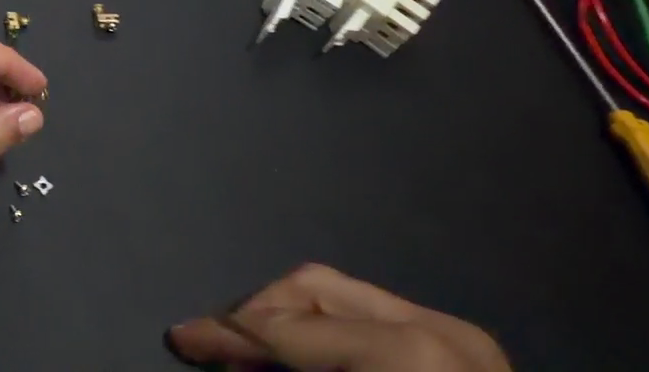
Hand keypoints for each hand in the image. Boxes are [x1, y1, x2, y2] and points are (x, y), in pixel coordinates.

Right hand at [167, 263, 510, 370]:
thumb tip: (232, 359)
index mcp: (406, 353)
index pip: (288, 330)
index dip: (225, 334)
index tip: (180, 336)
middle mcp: (432, 324)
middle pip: (311, 288)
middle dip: (257, 313)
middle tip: (218, 348)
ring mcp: (456, 332)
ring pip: (342, 294)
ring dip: (291, 318)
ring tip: (258, 352)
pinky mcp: (467, 347)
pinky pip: (375, 317)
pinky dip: (331, 331)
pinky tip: (310, 356)